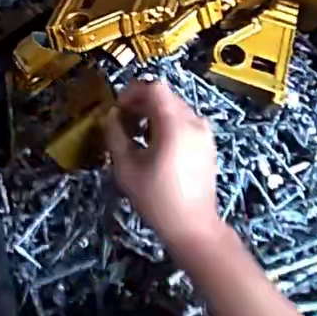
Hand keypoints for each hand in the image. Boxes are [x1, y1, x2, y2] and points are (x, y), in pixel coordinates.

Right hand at [105, 80, 225, 252]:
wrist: (194, 228)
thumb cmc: (157, 199)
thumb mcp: (126, 168)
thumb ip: (115, 135)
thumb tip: (109, 116)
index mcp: (174, 124)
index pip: (154, 87)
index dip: (132, 92)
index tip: (118, 109)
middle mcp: (193, 121)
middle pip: (164, 95)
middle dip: (141, 103)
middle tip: (124, 123)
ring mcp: (204, 132)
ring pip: (174, 107)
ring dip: (153, 113)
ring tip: (138, 136)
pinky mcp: (207, 144)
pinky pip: (184, 121)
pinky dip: (168, 124)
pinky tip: (156, 146)